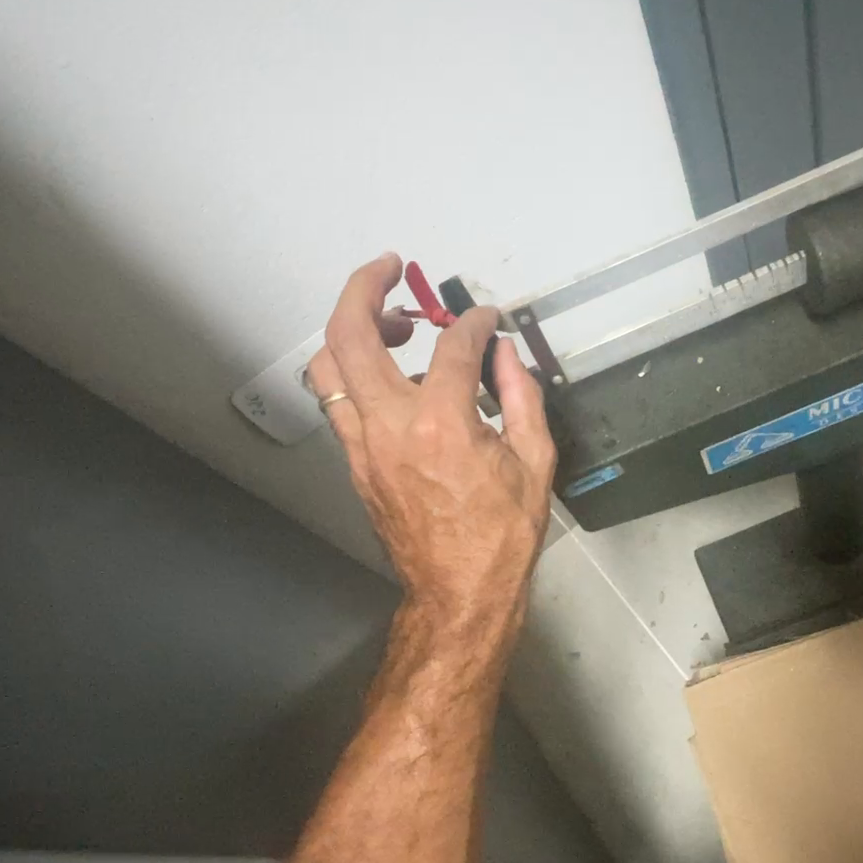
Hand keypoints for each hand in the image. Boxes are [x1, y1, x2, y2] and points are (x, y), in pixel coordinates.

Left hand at [307, 253, 556, 625]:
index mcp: (442, 425)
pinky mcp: (355, 465)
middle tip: (392, 270)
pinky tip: (393, 377)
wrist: (458, 592)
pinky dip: (358, 372)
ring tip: (391, 325)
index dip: (474, 323)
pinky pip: (341, 403)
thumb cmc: (503, 535)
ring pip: (329, 367)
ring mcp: (363, 446)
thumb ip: (520, 396)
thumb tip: (504, 354)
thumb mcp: (534, 463)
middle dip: (366, 287)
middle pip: (350, 334)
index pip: (451, 348)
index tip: (487, 320)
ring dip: (351, 330)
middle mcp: (390, 426)